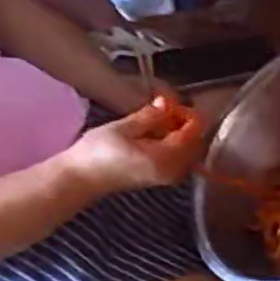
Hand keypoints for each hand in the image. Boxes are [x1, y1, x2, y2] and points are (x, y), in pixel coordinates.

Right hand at [65, 95, 204, 193]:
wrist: (84, 178)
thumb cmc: (98, 152)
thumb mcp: (122, 128)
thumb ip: (149, 116)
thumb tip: (167, 103)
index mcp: (167, 158)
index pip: (192, 134)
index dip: (188, 115)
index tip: (174, 102)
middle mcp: (176, 170)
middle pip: (196, 143)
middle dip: (186, 124)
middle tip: (168, 108)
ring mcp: (173, 176)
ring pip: (190, 151)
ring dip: (182, 133)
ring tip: (162, 119)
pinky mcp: (166, 178)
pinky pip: (182, 158)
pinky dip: (178, 144)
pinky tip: (161, 133)